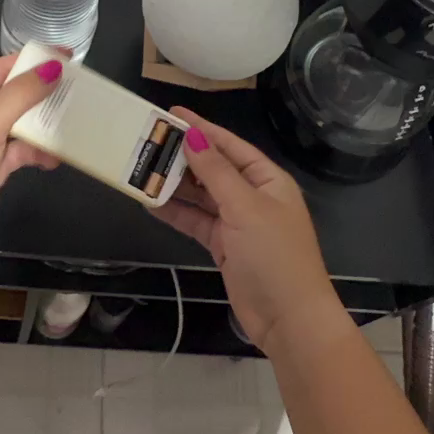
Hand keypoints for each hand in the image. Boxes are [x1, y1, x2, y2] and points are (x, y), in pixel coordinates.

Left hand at [0, 55, 61, 257]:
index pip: (3, 67)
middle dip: (44, 92)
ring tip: (73, 121)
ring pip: (21, 122)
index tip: (68, 56)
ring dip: (45, 123)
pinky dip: (38, 151)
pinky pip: (22, 149)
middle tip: (78, 89)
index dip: (34, 60)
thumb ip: (20, 94)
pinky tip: (55, 158)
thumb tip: (53, 67)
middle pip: (15, 93)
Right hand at [150, 109, 344, 349]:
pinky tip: (151, 202)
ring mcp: (238, 222)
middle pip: (214, 168)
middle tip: (150, 142)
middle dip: (184, 157)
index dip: (201, 129)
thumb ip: (215, 172)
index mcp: (267, 179)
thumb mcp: (245, 207)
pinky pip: (196, 221)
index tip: (172, 113)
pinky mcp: (225, 246)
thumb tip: (193, 137)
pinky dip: (176, 212)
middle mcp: (253, 196)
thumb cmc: (274, 254)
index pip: (229, 145)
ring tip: (144, 168)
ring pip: (202, 195)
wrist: (289, 320)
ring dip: (176, 184)